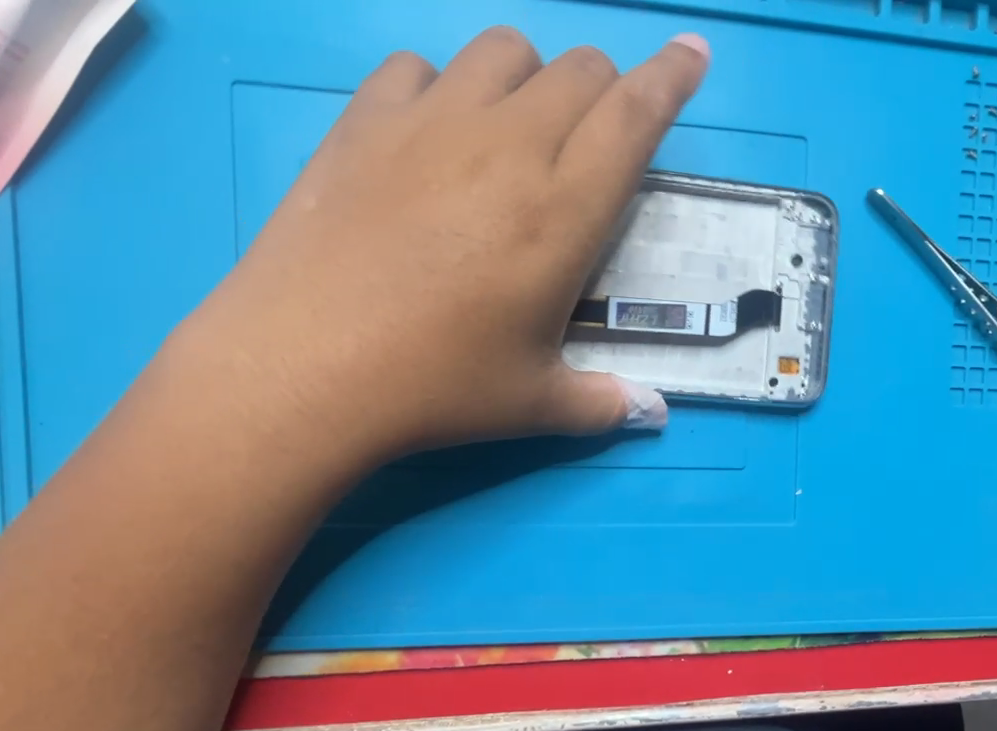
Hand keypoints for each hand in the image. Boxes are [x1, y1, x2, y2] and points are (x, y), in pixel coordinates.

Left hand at [171, 27, 710, 465]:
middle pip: (578, 70)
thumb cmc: (436, 386)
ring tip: (513, 130)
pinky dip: (440, 89)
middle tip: (591, 139)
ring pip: (503, 49)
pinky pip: (417, 68)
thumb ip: (603, 402)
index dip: (673, 79)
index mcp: (563, 211)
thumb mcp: (534, 404)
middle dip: (603, 90)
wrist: (305, 366)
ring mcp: (431, 124)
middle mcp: (507, 146)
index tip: (691, 55)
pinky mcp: (364, 122)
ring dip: (527, 78)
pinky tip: (429, 138)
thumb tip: (655, 416)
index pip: (635, 115)